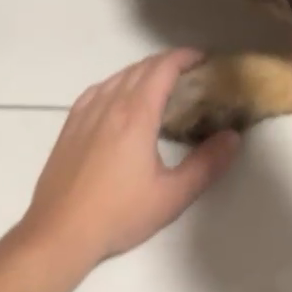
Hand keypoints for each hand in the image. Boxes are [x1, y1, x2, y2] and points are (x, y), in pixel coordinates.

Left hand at [23, 49, 242, 266]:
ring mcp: (86, 113)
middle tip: (190, 74)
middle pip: (142, 67)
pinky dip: (117, 83)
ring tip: (159, 85)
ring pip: (119, 75)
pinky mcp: (70, 125)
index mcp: (137, 114)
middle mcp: (111, 104)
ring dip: (143, 71)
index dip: (185, 57)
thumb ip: (207, 165)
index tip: (204, 59)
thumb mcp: (171, 196)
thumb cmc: (117, 214)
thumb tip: (233, 137)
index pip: (163, 67)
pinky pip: (98, 89)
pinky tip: (120, 98)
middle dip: (168, 62)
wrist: (58, 234)